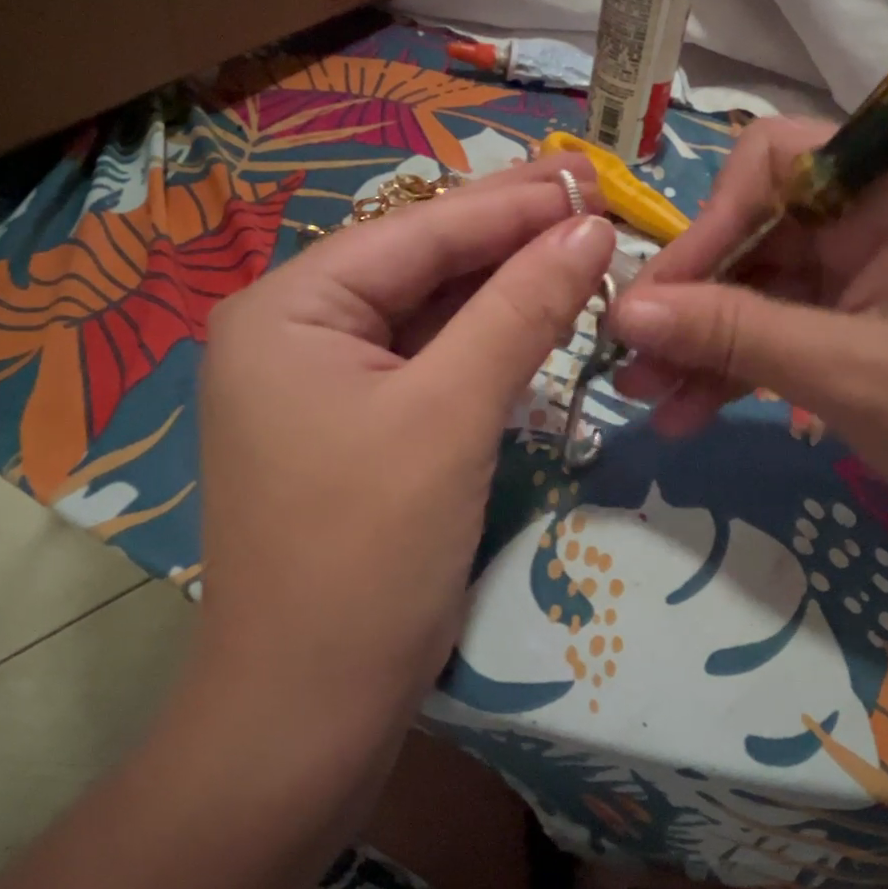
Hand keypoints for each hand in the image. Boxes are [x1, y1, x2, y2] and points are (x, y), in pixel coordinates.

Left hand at [194, 155, 613, 722]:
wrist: (309, 710)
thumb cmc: (368, 553)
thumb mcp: (451, 415)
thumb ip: (520, 310)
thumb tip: (590, 228)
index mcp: (289, 309)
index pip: (418, 231)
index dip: (512, 203)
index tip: (595, 178)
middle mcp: (296, 333)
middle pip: (421, 267)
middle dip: (510, 239)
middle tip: (599, 199)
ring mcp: (324, 386)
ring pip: (431, 317)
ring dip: (506, 290)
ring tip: (585, 248)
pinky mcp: (358, 431)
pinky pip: (430, 367)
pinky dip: (488, 346)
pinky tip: (542, 318)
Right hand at [610, 117, 887, 540]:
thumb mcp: (847, 375)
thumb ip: (735, 334)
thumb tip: (627, 311)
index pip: (770, 164)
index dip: (705, 225)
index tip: (658, 301)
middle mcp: (881, 220)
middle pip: (758, 235)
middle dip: (692, 302)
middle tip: (630, 365)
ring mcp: (874, 278)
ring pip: (764, 291)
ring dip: (706, 344)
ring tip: (650, 403)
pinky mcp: (870, 329)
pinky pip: (789, 332)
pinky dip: (744, 368)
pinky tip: (694, 414)